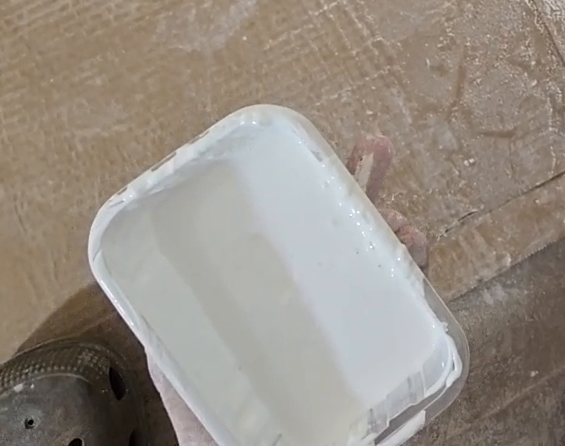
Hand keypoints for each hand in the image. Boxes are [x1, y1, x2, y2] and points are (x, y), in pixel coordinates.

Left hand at [151, 134, 425, 444]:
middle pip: (348, 231)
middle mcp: (325, 300)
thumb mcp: (187, 376)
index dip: (314, 188)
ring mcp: (358, 323)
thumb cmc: (226, 429)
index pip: (301, 231)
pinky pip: (412, 304)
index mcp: (282, 295)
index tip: (322, 150)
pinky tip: (410, 249)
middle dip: (365, 184)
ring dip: (392, 225)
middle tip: (375, 146)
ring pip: (384, 259)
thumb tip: (147, 281)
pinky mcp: (388, 354)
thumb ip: (172, 333)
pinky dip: (417, 270)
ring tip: (391, 215)